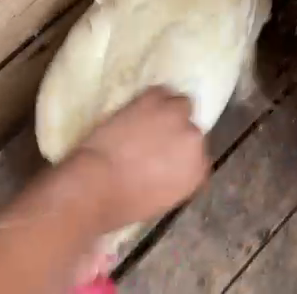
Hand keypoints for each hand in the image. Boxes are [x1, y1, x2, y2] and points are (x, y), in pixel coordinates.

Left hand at [70, 87, 208, 229]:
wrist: (97, 184)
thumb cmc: (123, 204)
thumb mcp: (160, 200)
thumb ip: (175, 178)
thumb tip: (168, 166)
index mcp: (197, 170)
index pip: (199, 158)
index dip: (181, 156)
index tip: (168, 160)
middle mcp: (194, 139)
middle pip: (192, 129)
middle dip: (176, 135)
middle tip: (156, 142)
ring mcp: (176, 116)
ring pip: (181, 104)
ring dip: (169, 112)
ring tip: (150, 122)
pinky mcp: (155, 99)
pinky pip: (162, 92)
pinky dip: (154, 99)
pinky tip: (141, 110)